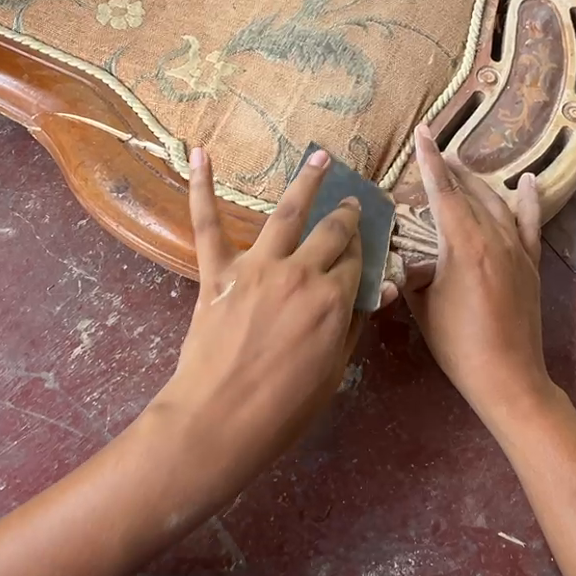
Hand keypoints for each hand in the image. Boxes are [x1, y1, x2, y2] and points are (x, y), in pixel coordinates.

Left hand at [148, 147, 371, 493]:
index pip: (356, 261)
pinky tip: (200, 154)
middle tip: (350, 201)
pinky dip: (202, 187)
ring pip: (286, 214)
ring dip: (306, 182)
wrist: (219, 421)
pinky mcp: (218, 273)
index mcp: (333, 301)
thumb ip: (352, 325)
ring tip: (319, 158)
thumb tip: (375, 291)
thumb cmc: (283, 409)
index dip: (363, 248)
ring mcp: (256, 269)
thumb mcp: (334, 372)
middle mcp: (300, 274)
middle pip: (331, 232)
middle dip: (345, 213)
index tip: (365, 238)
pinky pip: (208, 224)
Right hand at [405, 125, 553, 422]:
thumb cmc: (457, 344)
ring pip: (496, 202)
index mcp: (464, 244)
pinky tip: (527, 181)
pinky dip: (528, 200)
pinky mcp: (531, 263)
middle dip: (450, 168)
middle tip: (434, 151)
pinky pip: (530, 223)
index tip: (423, 132)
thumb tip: (400, 253)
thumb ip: (411, 271)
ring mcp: (516, 249)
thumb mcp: (422, 305)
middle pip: (469, 192)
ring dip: (478, 181)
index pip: (443, 192)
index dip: (429, 160)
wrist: (508, 377)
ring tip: (462, 165)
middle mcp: (493, 237)